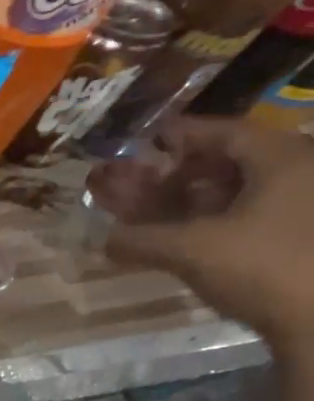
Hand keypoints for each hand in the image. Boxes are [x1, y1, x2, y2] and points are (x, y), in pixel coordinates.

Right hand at [96, 119, 313, 359]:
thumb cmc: (266, 267)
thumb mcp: (189, 250)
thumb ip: (138, 240)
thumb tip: (106, 240)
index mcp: (284, 160)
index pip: (225, 133)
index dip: (182, 134)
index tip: (148, 137)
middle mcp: (301, 174)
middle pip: (230, 162)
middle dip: (177, 172)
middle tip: (134, 181)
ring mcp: (303, 208)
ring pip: (239, 192)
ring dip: (189, 199)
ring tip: (145, 211)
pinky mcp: (299, 238)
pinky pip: (250, 215)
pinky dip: (211, 221)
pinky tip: (179, 237)